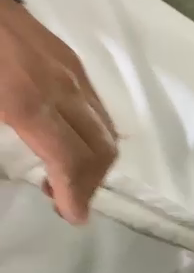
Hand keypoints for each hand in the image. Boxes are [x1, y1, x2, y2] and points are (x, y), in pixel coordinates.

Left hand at [0, 0, 115, 222]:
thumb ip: (4, 120)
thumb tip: (27, 155)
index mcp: (24, 102)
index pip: (72, 161)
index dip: (77, 194)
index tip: (72, 216)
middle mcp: (60, 89)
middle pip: (100, 148)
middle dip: (91, 180)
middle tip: (66, 197)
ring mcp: (67, 70)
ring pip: (104, 127)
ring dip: (94, 156)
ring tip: (66, 169)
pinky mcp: (63, 55)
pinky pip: (94, 103)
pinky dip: (91, 130)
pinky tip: (68, 132)